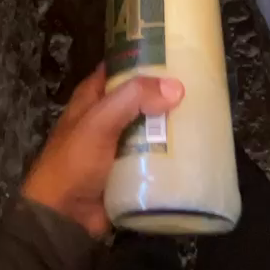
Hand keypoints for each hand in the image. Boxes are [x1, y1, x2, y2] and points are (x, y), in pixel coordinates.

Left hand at [21, 64, 184, 236]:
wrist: (64, 217)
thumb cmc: (74, 161)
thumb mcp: (100, 122)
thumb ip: (132, 99)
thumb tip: (176, 86)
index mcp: (93, 96)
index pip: (121, 67)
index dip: (144, 58)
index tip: (176, 51)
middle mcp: (107, 116)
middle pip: (141, 98)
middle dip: (165, 93)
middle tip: (200, 86)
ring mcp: (119, 144)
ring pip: (150, 126)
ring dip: (171, 124)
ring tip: (205, 115)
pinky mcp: (130, 170)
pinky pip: (154, 155)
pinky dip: (171, 151)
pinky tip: (195, 148)